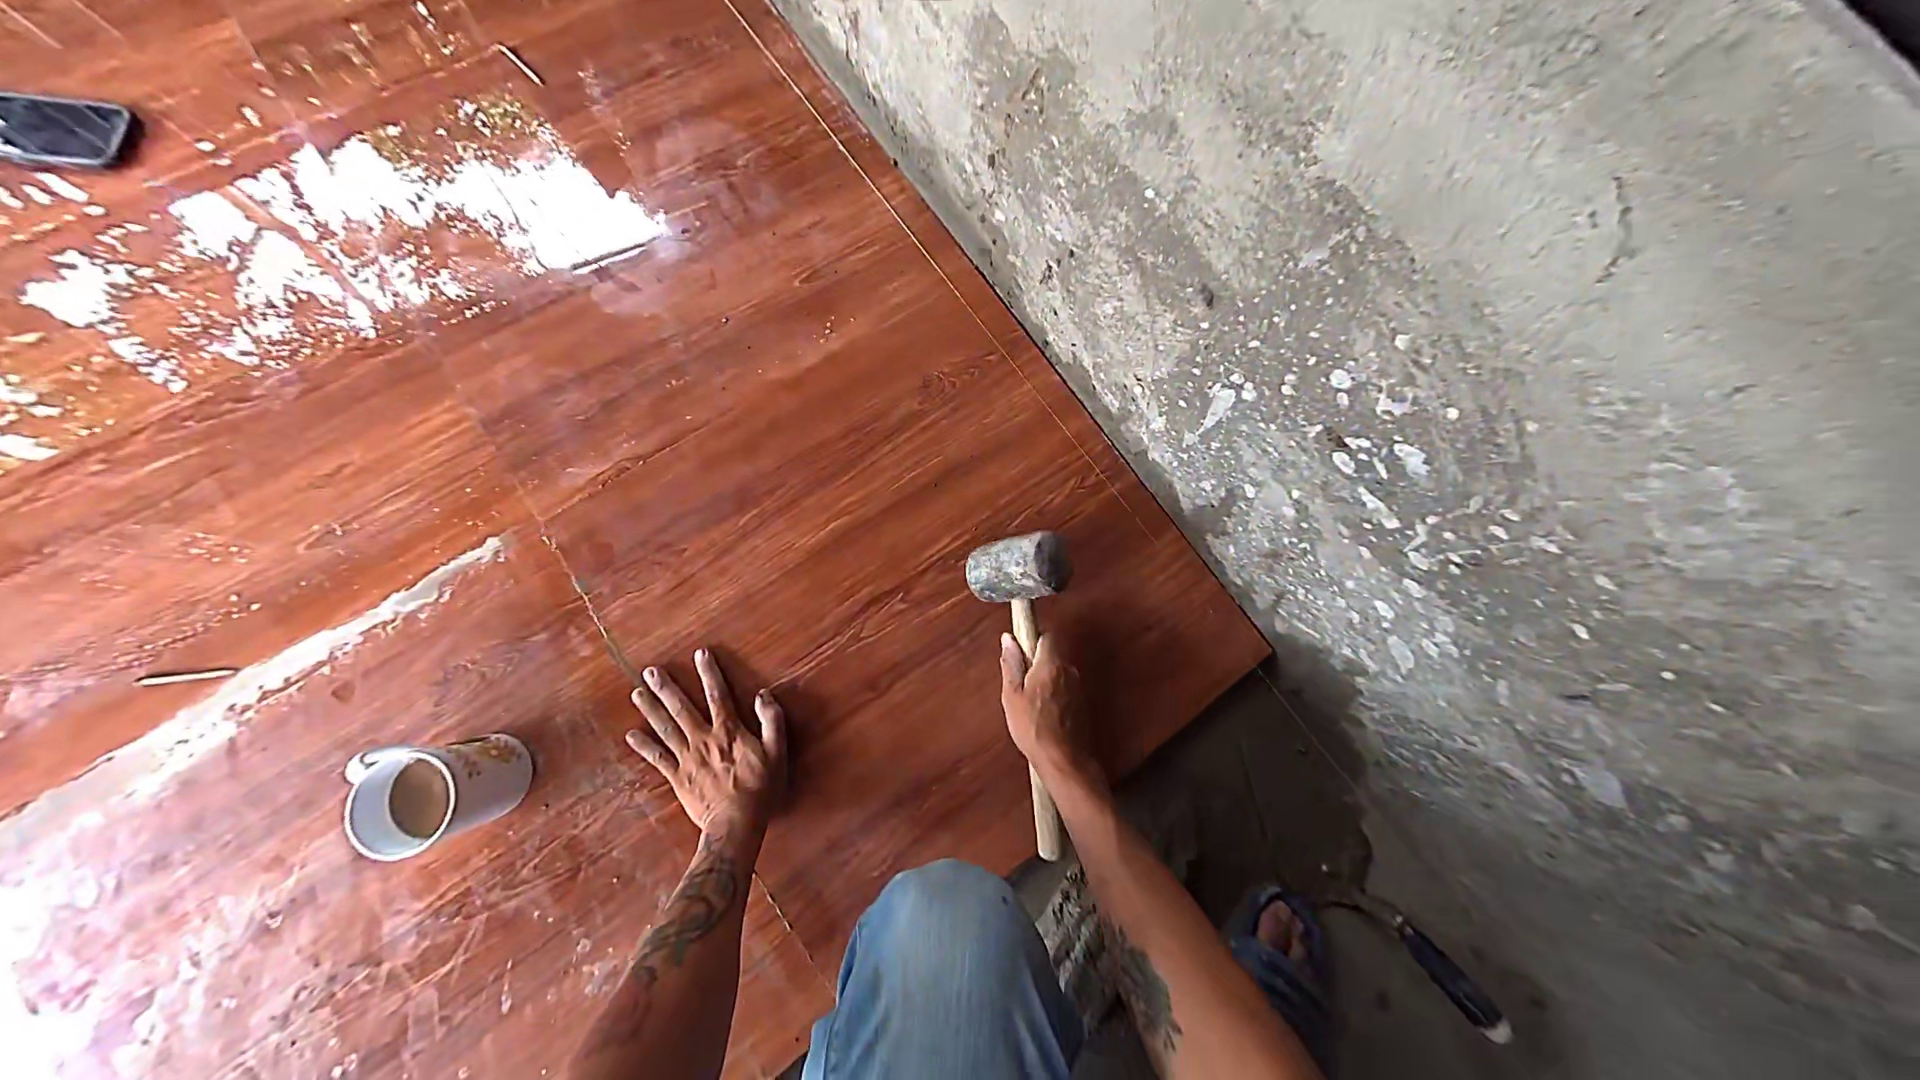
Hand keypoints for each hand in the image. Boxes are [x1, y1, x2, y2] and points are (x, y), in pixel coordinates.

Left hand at [625, 648, 786, 833]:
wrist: (735, 823)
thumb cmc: (760, 788)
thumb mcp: (777, 751)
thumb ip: (771, 721)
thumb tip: (763, 695)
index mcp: (728, 731)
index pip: (718, 695)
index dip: (709, 673)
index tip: (700, 653)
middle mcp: (703, 739)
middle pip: (682, 708)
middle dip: (667, 687)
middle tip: (651, 671)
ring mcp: (687, 758)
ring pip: (665, 728)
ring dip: (651, 709)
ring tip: (637, 693)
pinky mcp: (677, 777)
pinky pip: (657, 758)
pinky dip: (644, 746)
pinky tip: (631, 734)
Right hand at [999, 632, 1096, 784]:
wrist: (1062, 759)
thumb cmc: (1034, 729)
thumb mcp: (1012, 695)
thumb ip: (1011, 663)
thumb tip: (1008, 639)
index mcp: (1051, 664)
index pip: (1047, 636)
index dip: (1032, 640)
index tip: (1020, 650)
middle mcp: (1068, 671)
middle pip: (1052, 654)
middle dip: (1036, 663)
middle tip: (1020, 682)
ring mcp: (1077, 687)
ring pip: (1058, 672)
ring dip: (1045, 680)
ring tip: (1030, 702)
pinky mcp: (1081, 703)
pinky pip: (1064, 688)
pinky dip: (1054, 694)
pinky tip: (1042, 713)